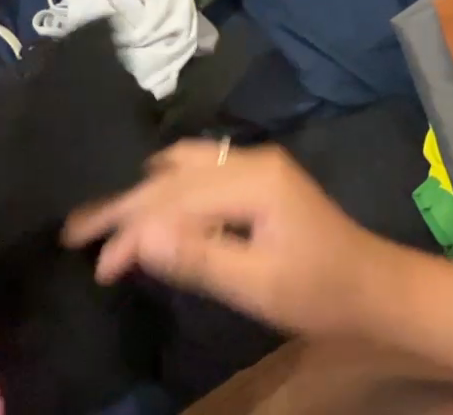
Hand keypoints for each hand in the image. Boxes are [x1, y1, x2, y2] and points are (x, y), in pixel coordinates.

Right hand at [62, 140, 400, 336]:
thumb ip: (198, 258)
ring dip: (144, 191)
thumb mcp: (258, 286)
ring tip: (106, 217)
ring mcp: (255, 162)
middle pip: (173, 175)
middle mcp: (250, 158)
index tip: (93, 258)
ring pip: (183, 165)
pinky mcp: (257, 176)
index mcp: (254, 180)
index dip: (130, 226)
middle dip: (125, 204)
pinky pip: (199, 171)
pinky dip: (167, 188)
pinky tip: (151, 203)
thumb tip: (139, 238)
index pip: (174, 197)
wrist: (376, 287)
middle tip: (77, 228)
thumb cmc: (321, 293)